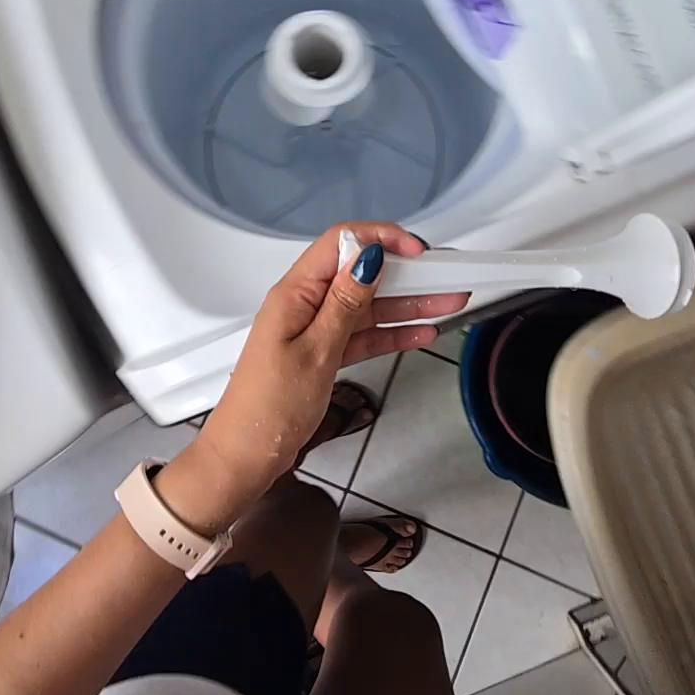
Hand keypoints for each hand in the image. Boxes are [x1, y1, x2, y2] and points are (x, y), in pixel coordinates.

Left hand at [188, 223, 467, 506]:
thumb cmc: (269, 407)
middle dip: (404, 272)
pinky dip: (391, 333)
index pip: (339, 244)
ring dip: (406, 304)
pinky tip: (420, 332)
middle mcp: (303, 305)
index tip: (417, 250)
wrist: (246, 456)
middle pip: (359, 274)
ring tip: (447, 301)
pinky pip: (362, 335)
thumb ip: (345, 304)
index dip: (380, 239)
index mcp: (294, 294)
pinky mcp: (321, 353)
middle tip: (445, 276)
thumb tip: (368, 258)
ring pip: (366, 306)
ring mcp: (313, 329)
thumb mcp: (316, 352)